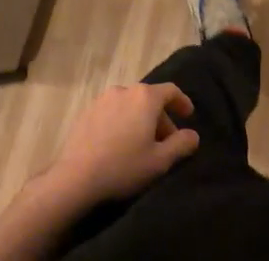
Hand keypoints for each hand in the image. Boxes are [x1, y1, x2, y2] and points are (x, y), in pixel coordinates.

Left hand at [47, 83, 201, 203]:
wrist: (75, 178)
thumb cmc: (123, 166)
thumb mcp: (159, 161)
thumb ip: (181, 144)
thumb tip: (193, 135)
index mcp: (145, 97)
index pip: (171, 91)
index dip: (182, 102)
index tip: (188, 115)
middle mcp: (125, 90)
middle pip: (149, 99)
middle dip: (160, 118)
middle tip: (164, 141)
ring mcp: (103, 99)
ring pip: (130, 105)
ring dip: (140, 119)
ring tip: (140, 143)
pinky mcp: (86, 112)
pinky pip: (112, 111)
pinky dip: (121, 121)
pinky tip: (118, 143)